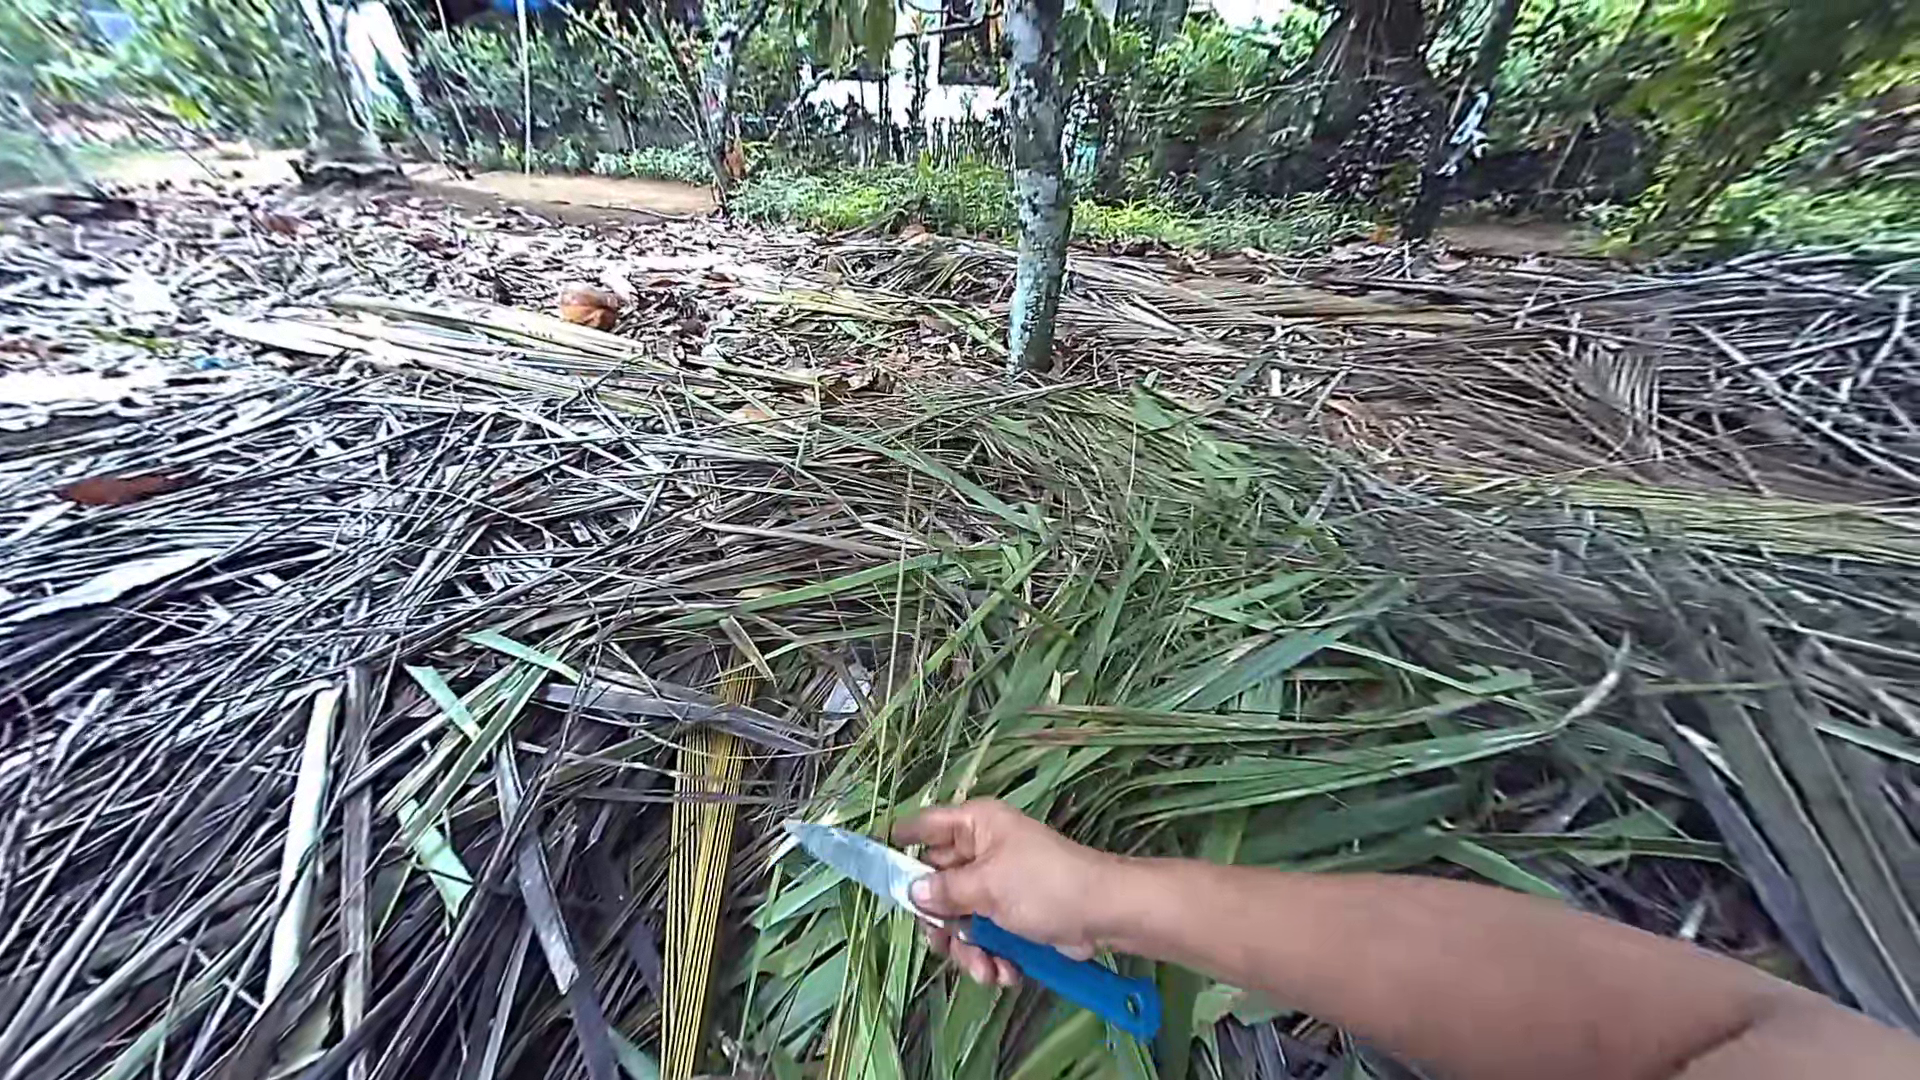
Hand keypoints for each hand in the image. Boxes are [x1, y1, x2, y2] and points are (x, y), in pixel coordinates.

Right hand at [892, 799, 1124, 986]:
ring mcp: (993, 881)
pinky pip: (981, 933)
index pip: (925, 825)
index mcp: (975, 824)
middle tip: (945, 943)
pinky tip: (1006, 971)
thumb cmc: (1043, 883)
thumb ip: (945, 890)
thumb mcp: (989, 885)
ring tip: (986, 968)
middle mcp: (979, 848)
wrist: (1101, 913)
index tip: (876, 864)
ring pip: (956, 916)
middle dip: (940, 920)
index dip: (900, 841)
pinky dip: (989, 955)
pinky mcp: (1008, 911)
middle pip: (935, 881)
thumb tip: (912, 891)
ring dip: (968, 949)